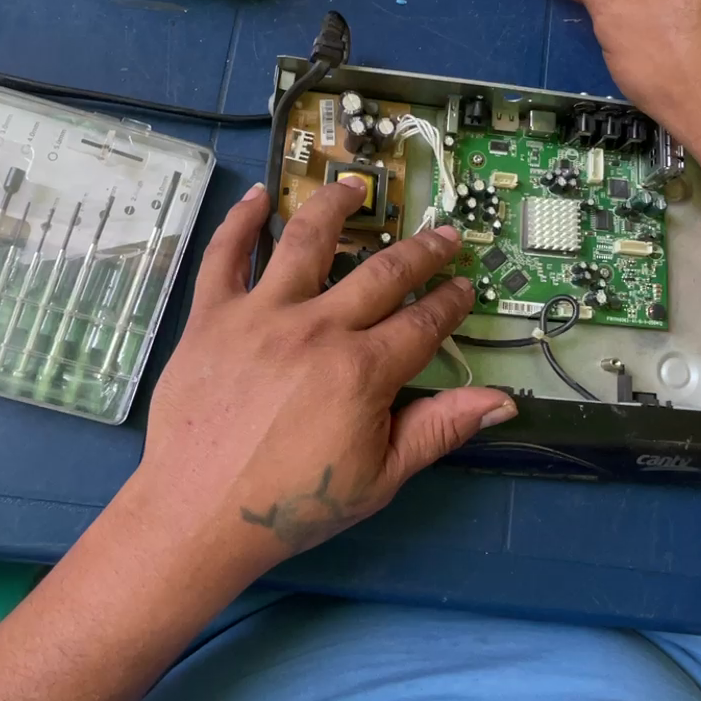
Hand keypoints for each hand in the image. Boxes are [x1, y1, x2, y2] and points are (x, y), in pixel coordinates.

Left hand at [121, 178, 516, 578]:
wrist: (197, 515)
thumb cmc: (293, 504)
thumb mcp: (380, 478)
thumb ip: (441, 430)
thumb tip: (503, 402)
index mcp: (362, 370)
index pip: (424, 323)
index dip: (451, 303)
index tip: (465, 288)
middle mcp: (317, 327)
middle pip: (383, 273)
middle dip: (422, 251)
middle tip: (443, 234)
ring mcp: (260, 314)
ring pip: (305, 240)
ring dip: (336, 206)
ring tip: (355, 185)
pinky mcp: (212, 314)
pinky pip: (225, 255)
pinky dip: (241, 220)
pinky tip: (258, 195)